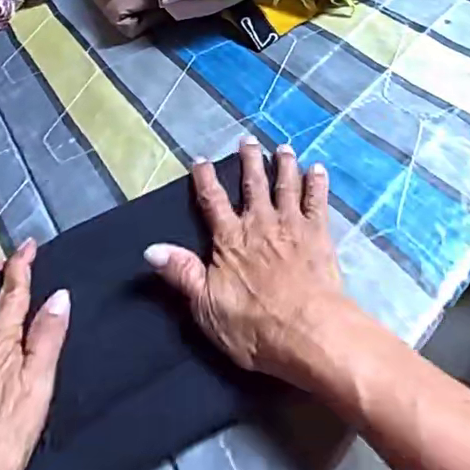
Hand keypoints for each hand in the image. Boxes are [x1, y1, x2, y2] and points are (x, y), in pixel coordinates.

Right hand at [145, 137, 355, 387]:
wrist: (307, 330)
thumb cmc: (254, 325)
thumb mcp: (206, 306)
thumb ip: (181, 273)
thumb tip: (151, 249)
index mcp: (231, 239)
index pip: (212, 201)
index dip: (205, 179)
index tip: (201, 159)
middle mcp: (260, 222)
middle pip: (253, 184)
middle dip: (249, 161)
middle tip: (247, 140)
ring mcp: (291, 224)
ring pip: (286, 185)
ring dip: (284, 165)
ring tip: (283, 148)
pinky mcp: (318, 232)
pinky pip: (317, 200)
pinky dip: (317, 182)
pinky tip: (318, 168)